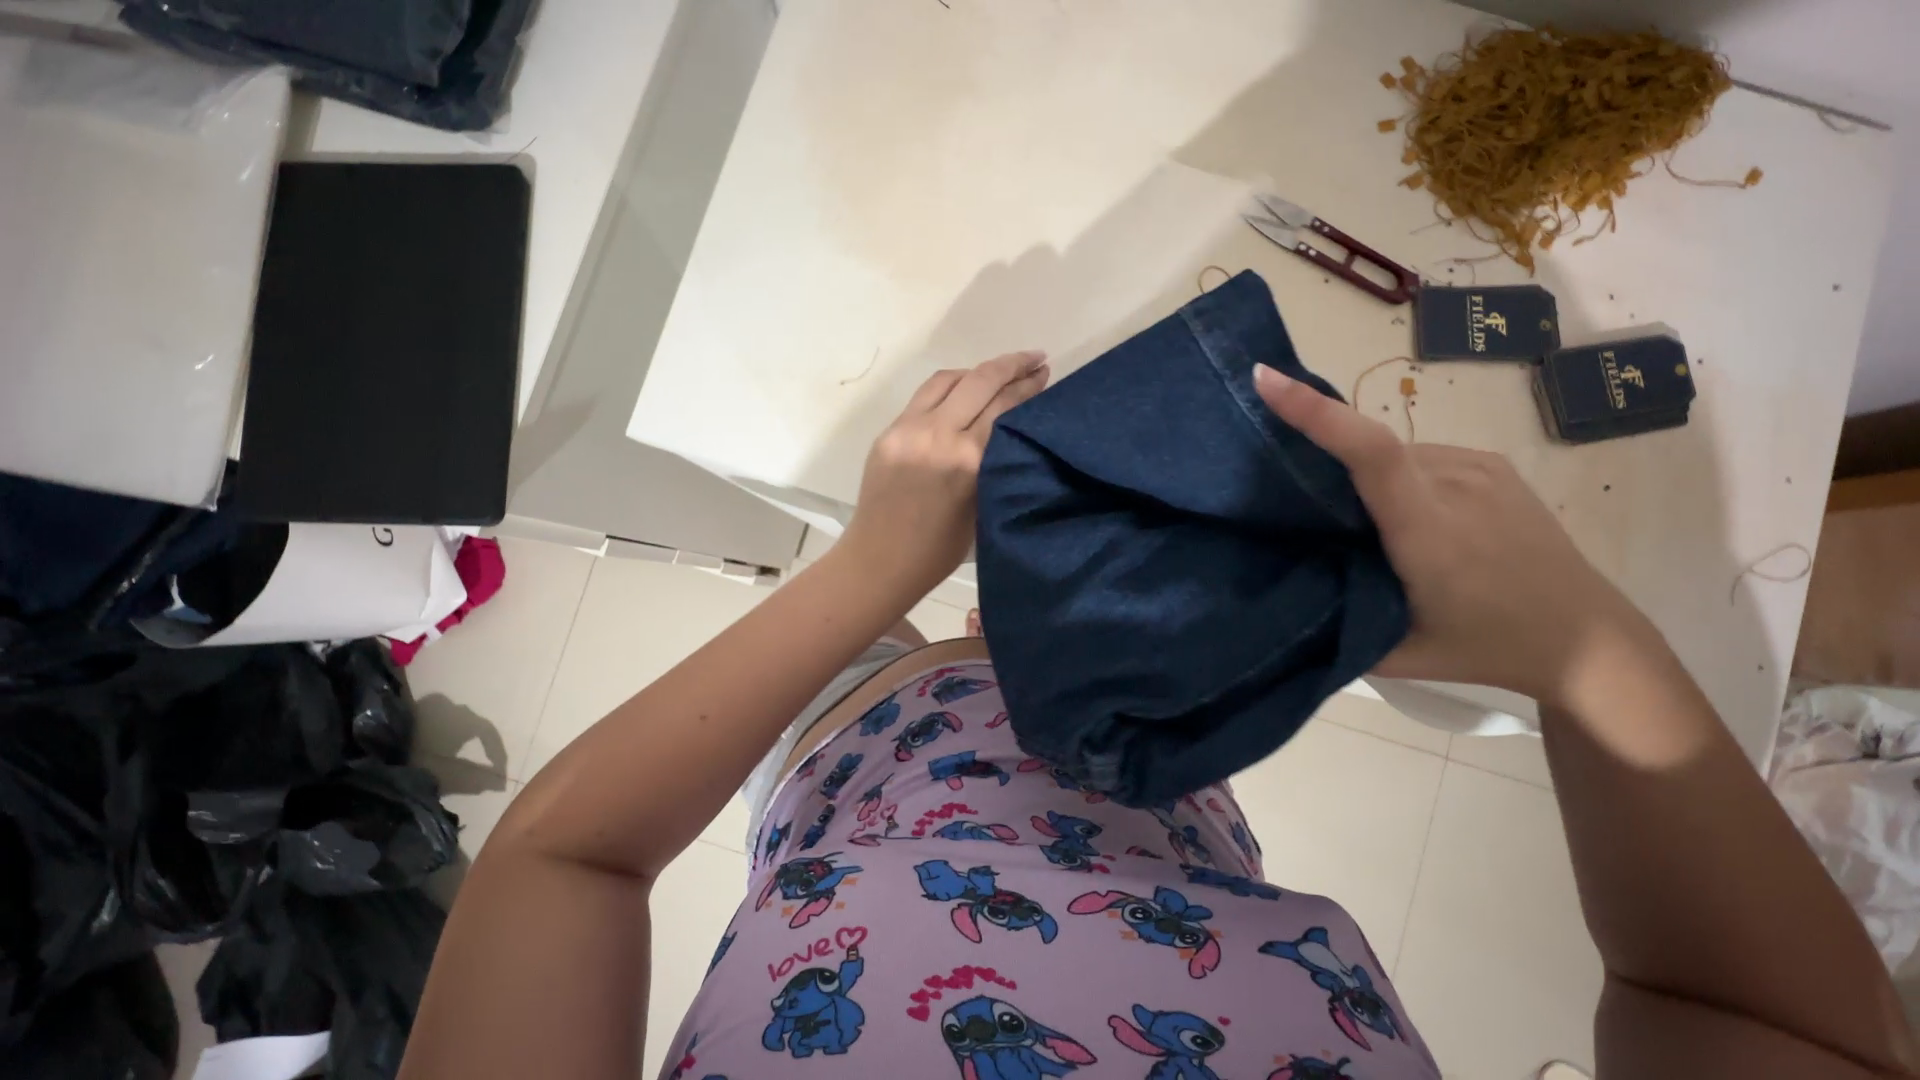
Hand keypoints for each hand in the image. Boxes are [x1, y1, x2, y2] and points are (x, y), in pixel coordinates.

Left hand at [839, 351, 1049, 595]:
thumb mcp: (982, 505)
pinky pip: (926, 396)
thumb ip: (995, 461)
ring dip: (979, 371)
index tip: (1046, 373)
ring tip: (1001, 371)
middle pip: (981, 381)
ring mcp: (910, 429)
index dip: (1029, 385)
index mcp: (969, 460)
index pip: (1005, 406)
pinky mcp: (890, 431)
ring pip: (950, 380)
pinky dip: (951, 386)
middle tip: (1035, 359)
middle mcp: (939, 435)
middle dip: (1012, 365)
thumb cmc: (940, 550)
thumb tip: (1014, 428)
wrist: (880, 560)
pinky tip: (965, 390)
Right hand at [1253, 364, 1653, 705]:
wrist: (1585, 639)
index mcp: (1427, 529)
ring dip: (1365, 479)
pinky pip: (1423, 458)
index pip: (1368, 453)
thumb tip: (1289, 591)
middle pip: (1369, 451)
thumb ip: (1338, 622)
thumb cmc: (1484, 648)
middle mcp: (1455, 483)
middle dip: (1324, 460)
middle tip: (1296, 499)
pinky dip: (1397, 477)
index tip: (1266, 379)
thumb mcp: (1398, 653)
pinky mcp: (1495, 466)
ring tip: (1361, 526)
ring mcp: (1481, 469)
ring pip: (1395, 456)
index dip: (1315, 413)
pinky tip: (1402, 516)